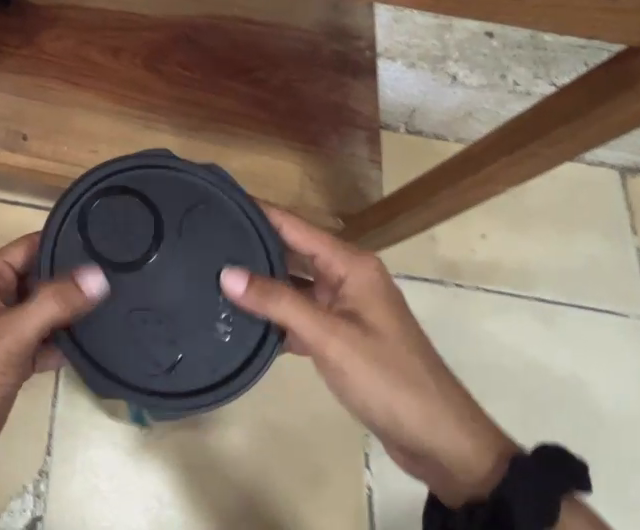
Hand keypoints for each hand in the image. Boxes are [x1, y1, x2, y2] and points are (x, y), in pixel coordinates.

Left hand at [0, 233, 108, 481]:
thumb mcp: (14, 334)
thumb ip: (55, 302)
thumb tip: (98, 275)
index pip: (30, 246)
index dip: (64, 243)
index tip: (106, 242)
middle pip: (41, 276)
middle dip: (73, 279)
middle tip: (120, 275)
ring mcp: (4, 327)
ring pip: (46, 309)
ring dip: (72, 312)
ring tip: (117, 304)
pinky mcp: (14, 356)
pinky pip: (46, 338)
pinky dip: (65, 342)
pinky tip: (97, 342)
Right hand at [219, 205, 518, 505]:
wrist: (440, 440)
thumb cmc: (388, 379)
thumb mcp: (328, 337)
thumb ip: (277, 301)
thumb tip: (225, 272)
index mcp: (350, 264)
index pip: (292, 224)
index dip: (255, 209)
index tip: (214, 198)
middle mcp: (347, 277)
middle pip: (290, 250)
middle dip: (250, 244)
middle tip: (199, 239)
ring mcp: (346, 307)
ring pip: (293, 283)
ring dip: (260, 282)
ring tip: (209, 274)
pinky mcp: (342, 335)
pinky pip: (299, 312)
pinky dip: (274, 314)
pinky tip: (240, 319)